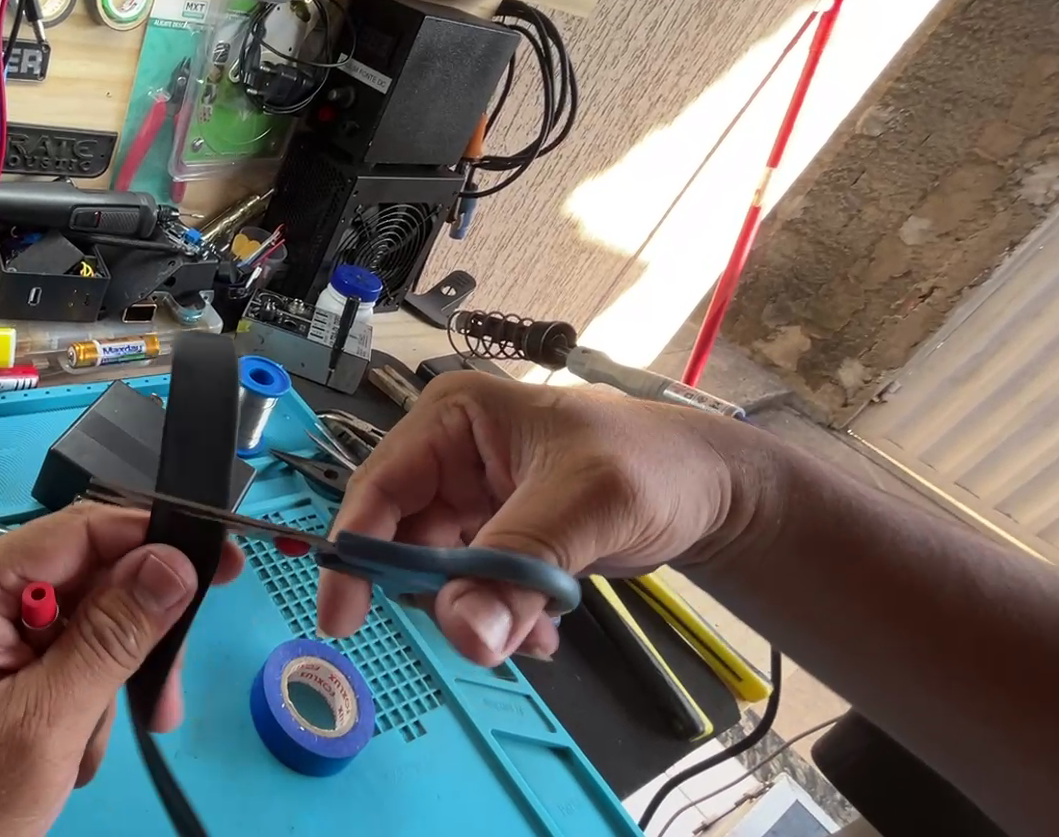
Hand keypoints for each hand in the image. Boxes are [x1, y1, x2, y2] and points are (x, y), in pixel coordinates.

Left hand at [0, 501, 243, 836]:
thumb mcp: (38, 730)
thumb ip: (110, 640)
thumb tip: (175, 561)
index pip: (83, 530)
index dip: (157, 537)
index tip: (226, 563)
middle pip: (87, 579)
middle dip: (132, 637)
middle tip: (164, 703)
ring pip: (78, 629)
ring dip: (103, 685)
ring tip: (85, 755)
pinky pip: (53, 664)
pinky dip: (75, 705)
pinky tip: (67, 754)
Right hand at [317, 371, 753, 666]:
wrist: (717, 491)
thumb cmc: (651, 467)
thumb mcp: (584, 506)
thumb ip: (517, 570)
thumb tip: (463, 638)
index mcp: (451, 419)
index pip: (381, 483)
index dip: (356, 548)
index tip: (341, 618)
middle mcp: (447, 453)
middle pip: (401, 531)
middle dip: (435, 588)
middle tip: (473, 633)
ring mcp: (468, 494)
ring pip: (436, 566)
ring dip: (473, 607)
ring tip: (529, 635)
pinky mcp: (492, 529)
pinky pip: (470, 582)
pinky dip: (495, 613)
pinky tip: (539, 632)